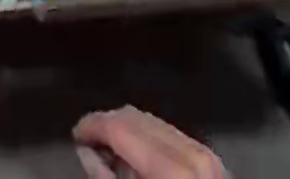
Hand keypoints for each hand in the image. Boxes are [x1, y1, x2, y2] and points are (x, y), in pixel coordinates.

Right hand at [73, 107, 227, 178]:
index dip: (89, 126)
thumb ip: (105, 178)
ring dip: (125, 129)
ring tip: (113, 152)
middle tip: (90, 145)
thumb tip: (88, 153)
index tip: (76, 136)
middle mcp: (191, 154)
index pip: (116, 126)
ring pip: (149, 120)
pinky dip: (146, 137)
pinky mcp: (213, 162)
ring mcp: (206, 156)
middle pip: (131, 117)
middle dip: (105, 126)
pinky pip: (168, 133)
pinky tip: (139, 158)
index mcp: (172, 170)